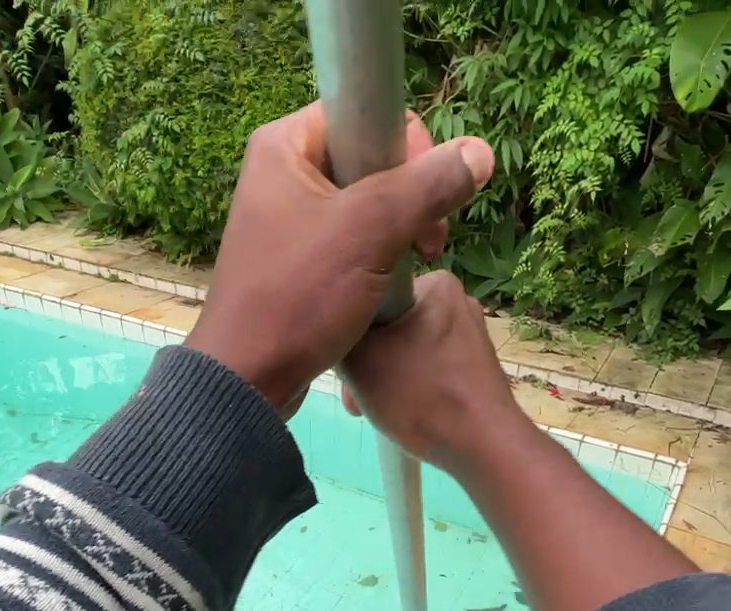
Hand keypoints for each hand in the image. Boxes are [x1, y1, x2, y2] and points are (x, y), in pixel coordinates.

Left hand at [187, 102, 493, 413]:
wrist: (249, 377)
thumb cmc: (300, 296)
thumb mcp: (369, 233)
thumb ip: (426, 187)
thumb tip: (481, 151)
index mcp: (285, 145)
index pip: (366, 112)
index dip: (409, 148)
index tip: (427, 198)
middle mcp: (282, 174)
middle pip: (370, 159)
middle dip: (411, 197)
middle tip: (430, 244)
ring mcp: (288, 221)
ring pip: (365, 205)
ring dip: (401, 231)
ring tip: (418, 265)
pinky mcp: (297, 262)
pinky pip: (351, 241)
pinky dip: (378, 256)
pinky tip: (393, 282)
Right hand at [340, 271, 533, 477]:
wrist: (483, 445)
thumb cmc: (419, 395)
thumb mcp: (359, 361)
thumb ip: (342, 337)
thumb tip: (345, 337)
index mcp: (437, 283)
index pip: (376, 298)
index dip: (354, 334)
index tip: (349, 369)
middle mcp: (460, 301)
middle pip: (393, 328)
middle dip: (372, 364)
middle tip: (357, 401)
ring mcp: (473, 336)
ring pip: (410, 352)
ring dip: (389, 380)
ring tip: (380, 412)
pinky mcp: (478, 368)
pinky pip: (432, 371)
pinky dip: (416, 390)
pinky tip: (409, 415)